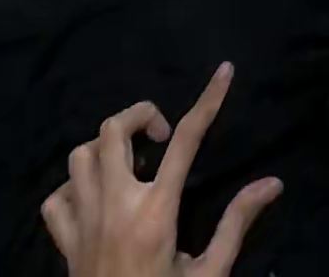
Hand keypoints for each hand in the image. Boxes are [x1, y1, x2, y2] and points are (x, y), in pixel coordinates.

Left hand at [42, 62, 281, 276]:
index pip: (186, 138)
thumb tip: (273, 183)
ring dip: (106, 148)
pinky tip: (96, 198)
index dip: (209, 98)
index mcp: (156, 211)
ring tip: (130, 162)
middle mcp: (115, 206)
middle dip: (140, 115)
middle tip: (160, 134)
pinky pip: (56, 199)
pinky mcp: (63, 244)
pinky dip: (74, 188)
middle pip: (113, 131)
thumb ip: (237, 223)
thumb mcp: (209, 274)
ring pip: (79, 156)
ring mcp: (82, 224)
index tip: (224, 71)